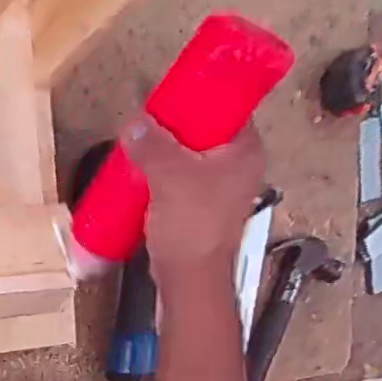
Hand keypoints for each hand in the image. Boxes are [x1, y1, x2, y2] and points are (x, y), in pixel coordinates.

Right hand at [119, 115, 265, 284]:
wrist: (188, 279)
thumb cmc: (192, 229)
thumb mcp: (170, 177)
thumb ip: (153, 147)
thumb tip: (136, 123)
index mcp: (245, 152)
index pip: (227, 110)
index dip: (198, 101)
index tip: (169, 100)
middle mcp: (238, 170)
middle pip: (203, 136)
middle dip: (172, 132)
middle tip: (146, 128)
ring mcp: (219, 193)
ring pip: (188, 162)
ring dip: (163, 158)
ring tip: (137, 154)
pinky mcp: (199, 214)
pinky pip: (179, 186)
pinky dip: (160, 181)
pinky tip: (140, 182)